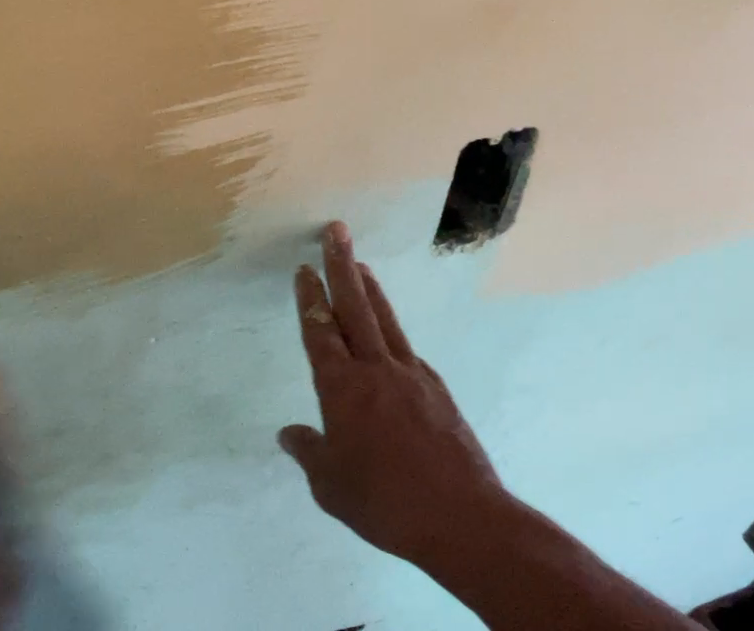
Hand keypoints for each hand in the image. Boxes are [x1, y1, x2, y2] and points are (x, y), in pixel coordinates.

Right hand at [278, 222, 512, 564]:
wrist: (464, 522)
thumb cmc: (384, 501)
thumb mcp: (330, 484)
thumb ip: (308, 452)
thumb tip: (289, 434)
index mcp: (341, 387)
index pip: (319, 331)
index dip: (309, 298)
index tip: (303, 269)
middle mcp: (375, 371)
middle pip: (355, 308)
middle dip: (341, 266)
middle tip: (336, 231)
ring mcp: (412, 379)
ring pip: (385, 322)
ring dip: (369, 290)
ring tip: (360, 264)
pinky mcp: (439, 395)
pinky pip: (408, 351)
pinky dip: (393, 334)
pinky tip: (391, 338)